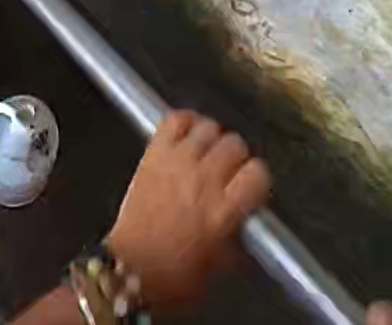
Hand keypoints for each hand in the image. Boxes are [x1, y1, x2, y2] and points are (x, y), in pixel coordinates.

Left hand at [104, 109, 271, 309]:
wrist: (133, 265)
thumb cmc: (177, 273)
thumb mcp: (222, 261)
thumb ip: (237, 231)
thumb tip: (243, 214)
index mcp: (225, 210)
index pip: (257, 173)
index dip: (258, 176)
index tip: (252, 181)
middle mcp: (204, 179)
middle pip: (234, 144)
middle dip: (237, 155)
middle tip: (230, 166)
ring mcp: (178, 160)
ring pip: (208, 128)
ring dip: (213, 137)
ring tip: (209, 147)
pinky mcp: (154, 150)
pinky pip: (175, 119)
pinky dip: (186, 119)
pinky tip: (189, 128)